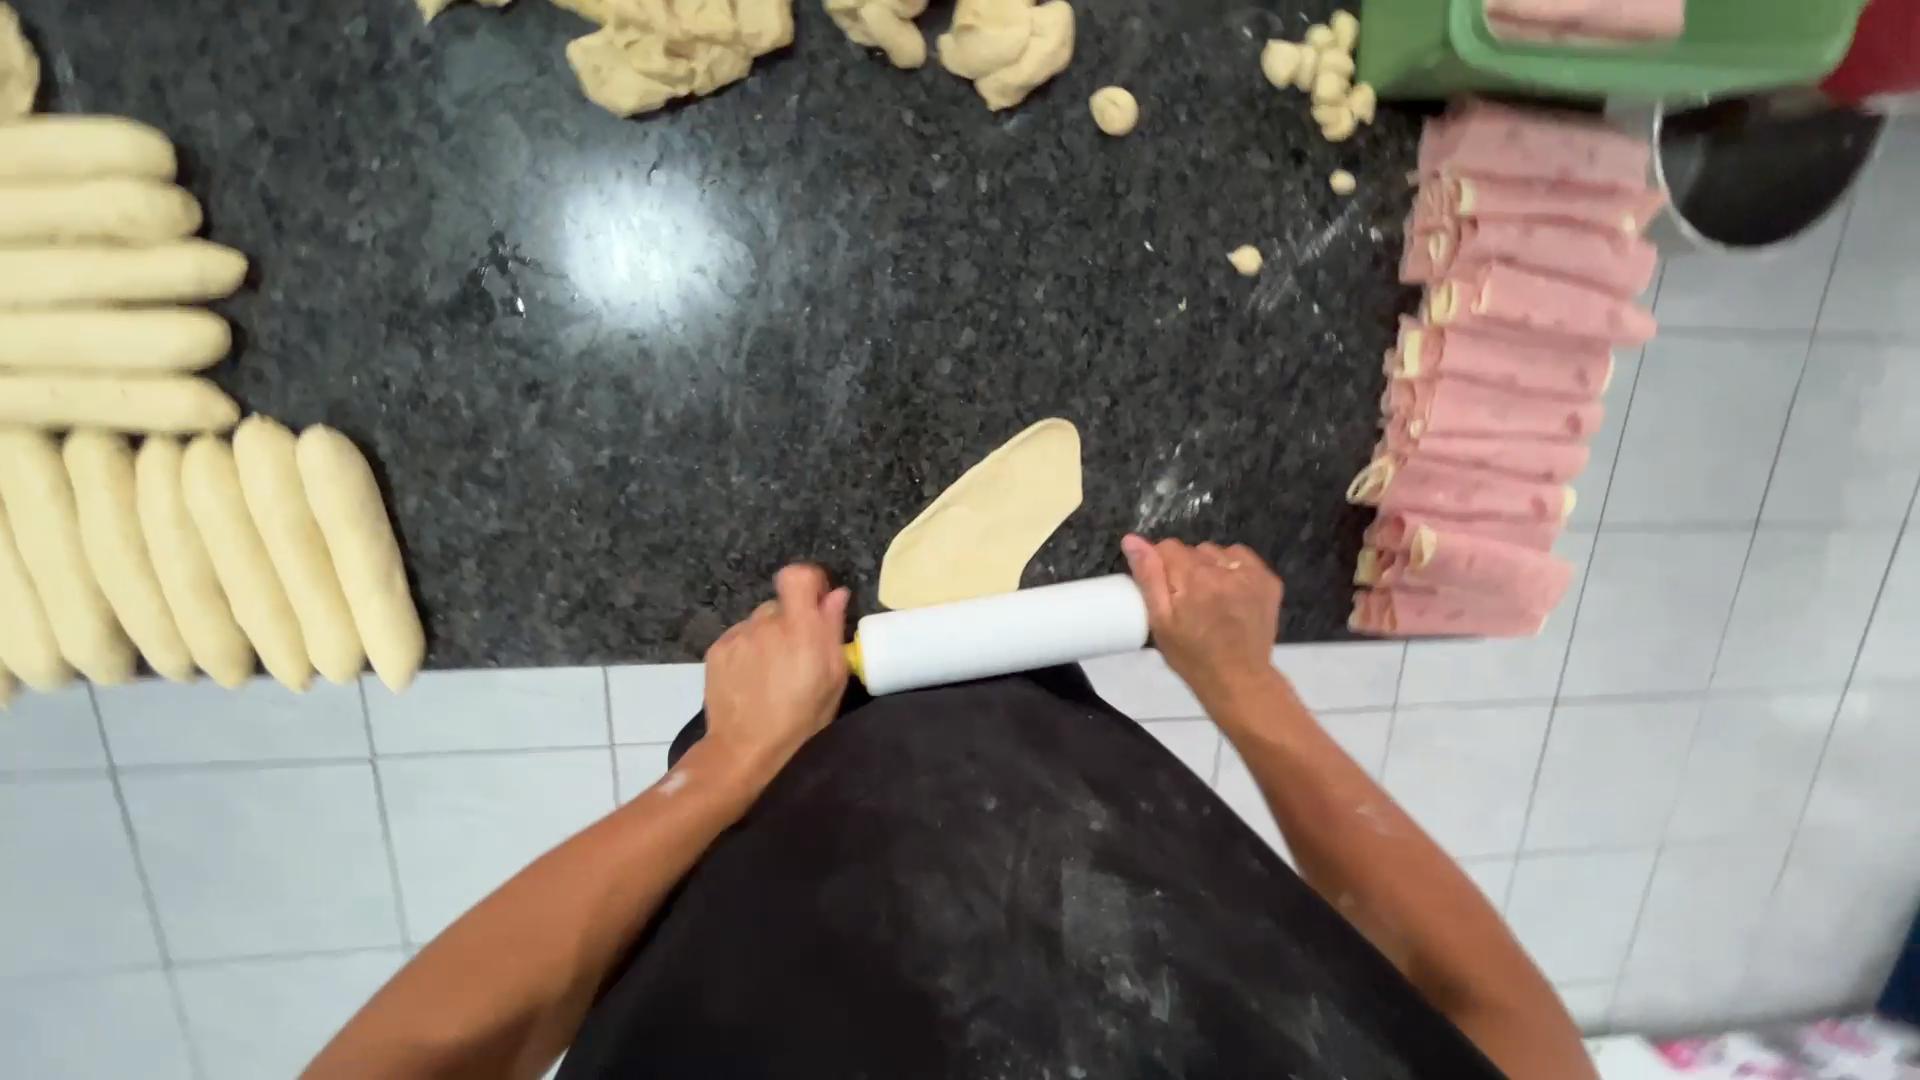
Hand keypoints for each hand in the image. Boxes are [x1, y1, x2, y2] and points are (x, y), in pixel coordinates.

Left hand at [702, 564, 851, 786]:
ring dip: (768, 638)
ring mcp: (738, 636)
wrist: (745, 749)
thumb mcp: (833, 678)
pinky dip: (748, 650)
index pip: (797, 576)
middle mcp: (766, 624)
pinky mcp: (717, 649)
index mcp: (801, 628)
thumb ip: (833, 629)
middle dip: (791, 621)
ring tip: (772, 672)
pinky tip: (752, 678)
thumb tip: (835, 594)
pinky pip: (739, 637)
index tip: (817, 601)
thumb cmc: (801, 719)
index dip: (809, 581)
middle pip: (781, 605)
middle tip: (797, 655)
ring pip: (759, 622)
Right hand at [1121, 534, 1283, 705]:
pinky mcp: (1269, 581)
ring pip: (1217, 553)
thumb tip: (1131, 539)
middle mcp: (1224, 569)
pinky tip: (1230, 591)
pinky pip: (1243, 558)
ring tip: (1210, 597)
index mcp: (1194, 578)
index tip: (1165, 590)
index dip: (1161, 566)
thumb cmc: (1191, 655)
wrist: (1239, 679)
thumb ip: (1148, 576)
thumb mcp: (1160, 620)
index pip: (1168, 547)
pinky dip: (1233, 568)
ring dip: (1209, 567)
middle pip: (1193, 550)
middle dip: (1185, 569)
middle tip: (1187, 600)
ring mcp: (1251, 574)